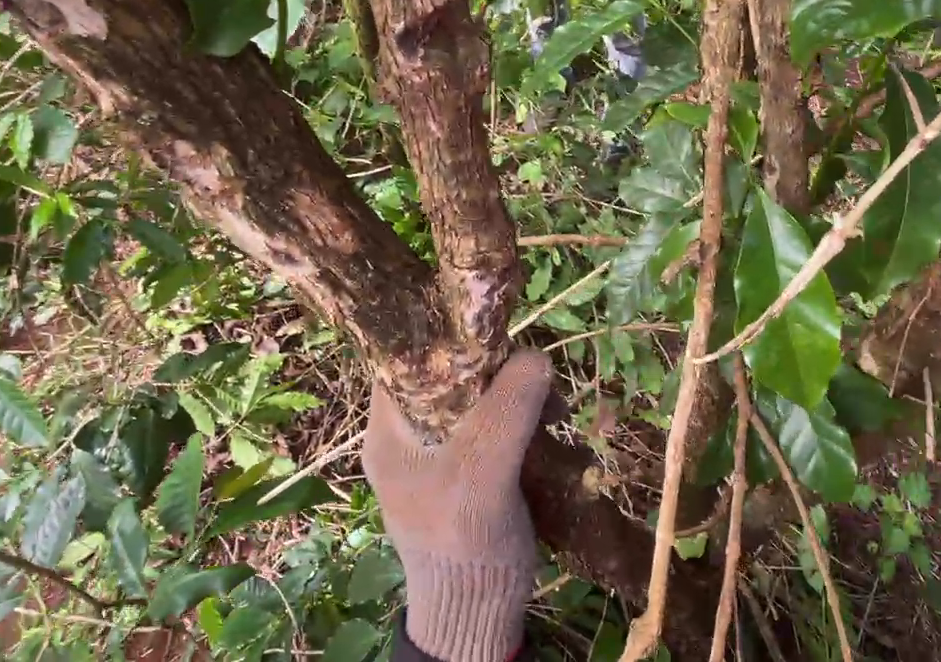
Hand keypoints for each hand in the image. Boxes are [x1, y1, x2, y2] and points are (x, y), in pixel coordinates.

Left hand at [362, 350, 551, 661]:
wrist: (480, 613)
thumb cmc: (463, 547)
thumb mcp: (480, 476)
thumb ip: (505, 414)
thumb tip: (535, 354)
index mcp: (389, 430)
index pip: (405, 359)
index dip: (444, 336)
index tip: (490, 327)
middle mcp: (411, 431)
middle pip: (451, 371)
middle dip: (495, 365)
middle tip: (532, 370)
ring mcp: (444, 448)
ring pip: (481, 392)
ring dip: (517, 389)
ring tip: (549, 401)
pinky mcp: (475, 463)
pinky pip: (500, 418)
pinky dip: (526, 412)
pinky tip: (550, 418)